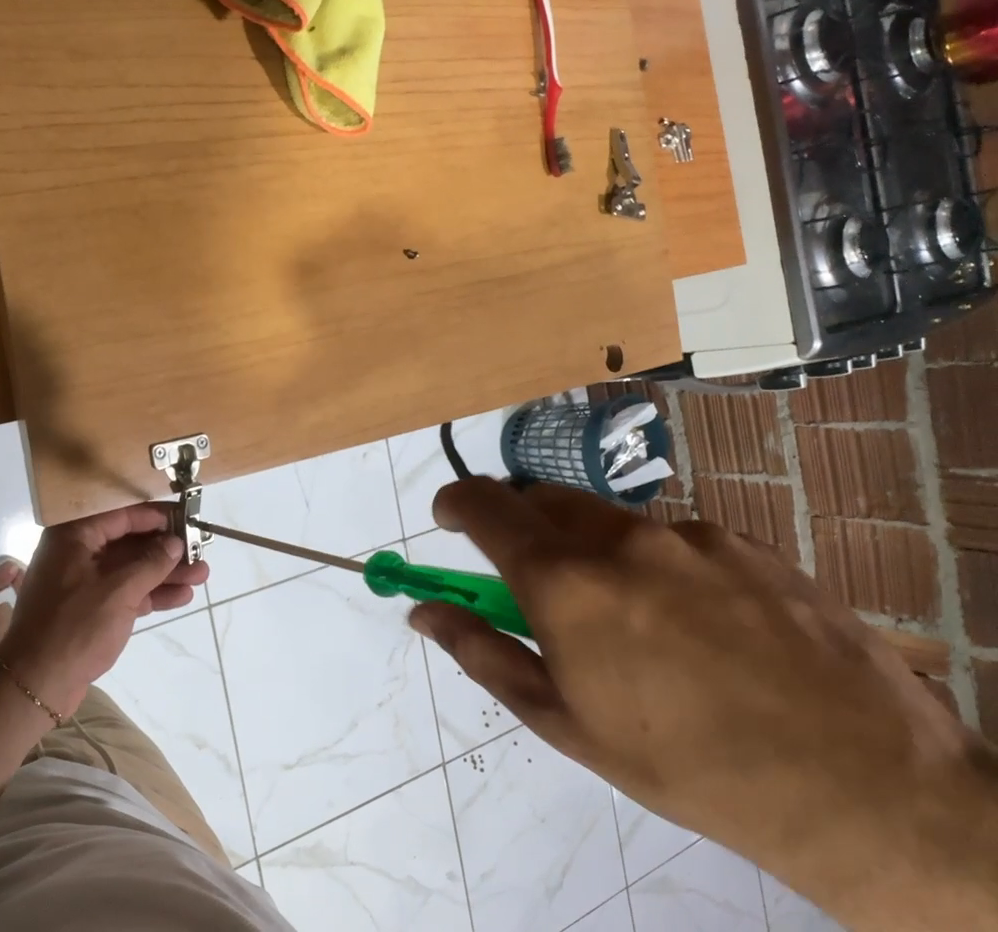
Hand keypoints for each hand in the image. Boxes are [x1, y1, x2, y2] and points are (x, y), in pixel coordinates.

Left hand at [0, 503, 208, 718]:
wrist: (37, 681)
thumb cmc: (75, 626)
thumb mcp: (118, 592)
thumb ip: (150, 563)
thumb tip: (174, 543)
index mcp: (72, 536)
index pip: (120, 515)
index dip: (156, 517)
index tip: (188, 519)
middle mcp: (74, 551)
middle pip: (127, 541)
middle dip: (165, 549)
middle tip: (201, 552)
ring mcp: (81, 581)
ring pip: (129, 569)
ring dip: (164, 573)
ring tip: (202, 576)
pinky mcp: (88, 608)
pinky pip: (123, 591)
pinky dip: (149, 593)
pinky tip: (181, 596)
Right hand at [413, 477, 997, 931]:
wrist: (867, 791)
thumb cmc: (685, 763)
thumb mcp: (561, 721)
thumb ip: (482, 651)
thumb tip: (423, 610)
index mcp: (566, 581)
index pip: (485, 504)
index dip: (455, 504)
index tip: (449, 522)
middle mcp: (625, 540)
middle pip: (544, 499)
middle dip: (521, 526)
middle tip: (535, 584)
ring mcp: (698, 539)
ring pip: (613, 521)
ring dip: (593, 550)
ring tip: (632, 622)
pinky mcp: (758, 549)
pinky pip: (680, 540)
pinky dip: (661, 565)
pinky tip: (700, 627)